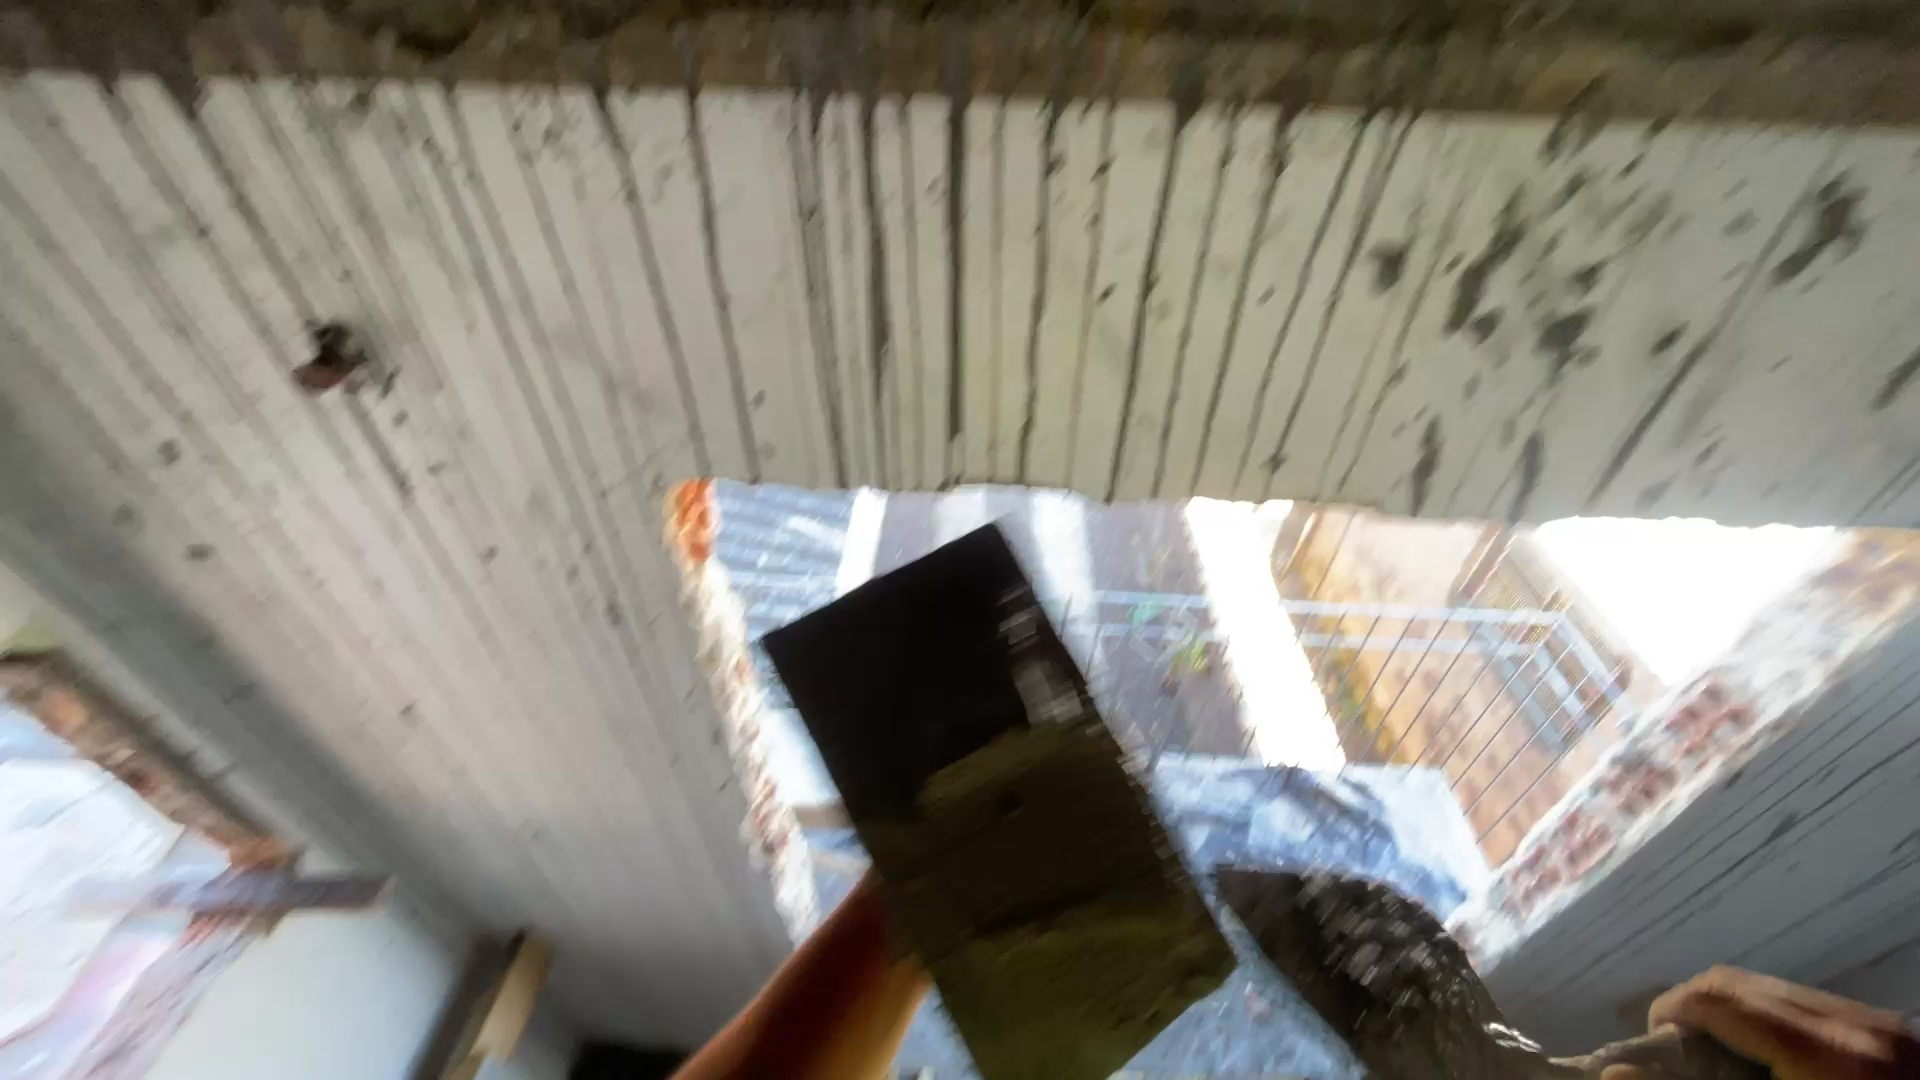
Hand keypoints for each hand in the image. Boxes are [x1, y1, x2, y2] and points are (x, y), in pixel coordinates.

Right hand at [1600, 966, 1918, 1079]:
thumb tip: (1611, 1071)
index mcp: (1828, 1057)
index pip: (1712, 998)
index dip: (1668, 1015)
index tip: (1658, 1051)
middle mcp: (1852, 1025)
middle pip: (1728, 981)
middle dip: (1691, 1008)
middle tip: (1684, 1051)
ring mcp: (1876, 1021)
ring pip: (1762, 984)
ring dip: (1727, 1009)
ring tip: (1727, 1053)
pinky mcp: (1887, 1026)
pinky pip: (1799, 999)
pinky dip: (1768, 1016)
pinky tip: (1773, 1054)